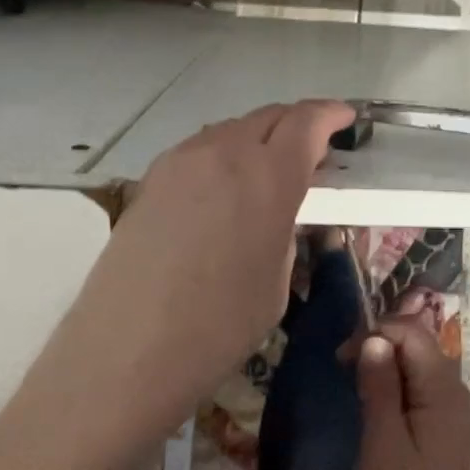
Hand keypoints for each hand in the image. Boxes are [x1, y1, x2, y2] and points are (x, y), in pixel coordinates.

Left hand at [73, 100, 351, 426]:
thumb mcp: (277, 284)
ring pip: (232, 129)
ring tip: (267, 171)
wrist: (123, 354)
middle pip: (269, 116)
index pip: (307, 122)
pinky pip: (201, 149)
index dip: (330, 114)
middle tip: (313, 149)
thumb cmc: (216, 329)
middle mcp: (226, 152)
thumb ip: (285, 230)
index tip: (346, 118)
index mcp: (269, 177)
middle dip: (297, 125)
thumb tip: (280, 212)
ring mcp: (182, 160)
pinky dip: (224, 155)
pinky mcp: (151, 178)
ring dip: (258, 138)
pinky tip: (223, 190)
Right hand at [357, 309, 469, 469]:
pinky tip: (378, 399)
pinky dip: (399, 383)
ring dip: (388, 363)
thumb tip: (375, 338)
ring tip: (357, 380)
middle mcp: (458, 390)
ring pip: (421, 363)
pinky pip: (423, 386)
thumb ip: (380, 387)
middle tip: (345, 365)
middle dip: (382, 343)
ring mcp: (456, 409)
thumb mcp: (384, 443)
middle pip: (420, 343)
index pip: (413, 332)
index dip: (377, 331)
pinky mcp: (448, 427)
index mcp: (447, 389)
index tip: (342, 355)